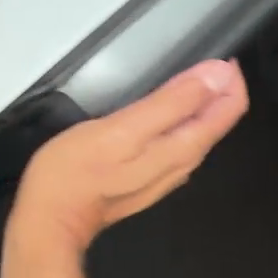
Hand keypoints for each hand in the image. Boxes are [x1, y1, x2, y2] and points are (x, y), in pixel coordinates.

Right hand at [8, 58, 247, 255]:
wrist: (48, 220)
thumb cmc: (77, 171)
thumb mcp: (121, 129)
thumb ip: (170, 103)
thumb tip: (219, 74)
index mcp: (183, 147)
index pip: (228, 107)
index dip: (226, 77)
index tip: (211, 56)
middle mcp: (182, 162)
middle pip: (214, 121)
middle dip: (215, 89)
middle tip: (198, 62)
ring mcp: (162, 175)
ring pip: (194, 134)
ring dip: (195, 106)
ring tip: (180, 81)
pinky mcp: (141, 180)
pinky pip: (172, 145)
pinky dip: (174, 124)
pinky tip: (154, 117)